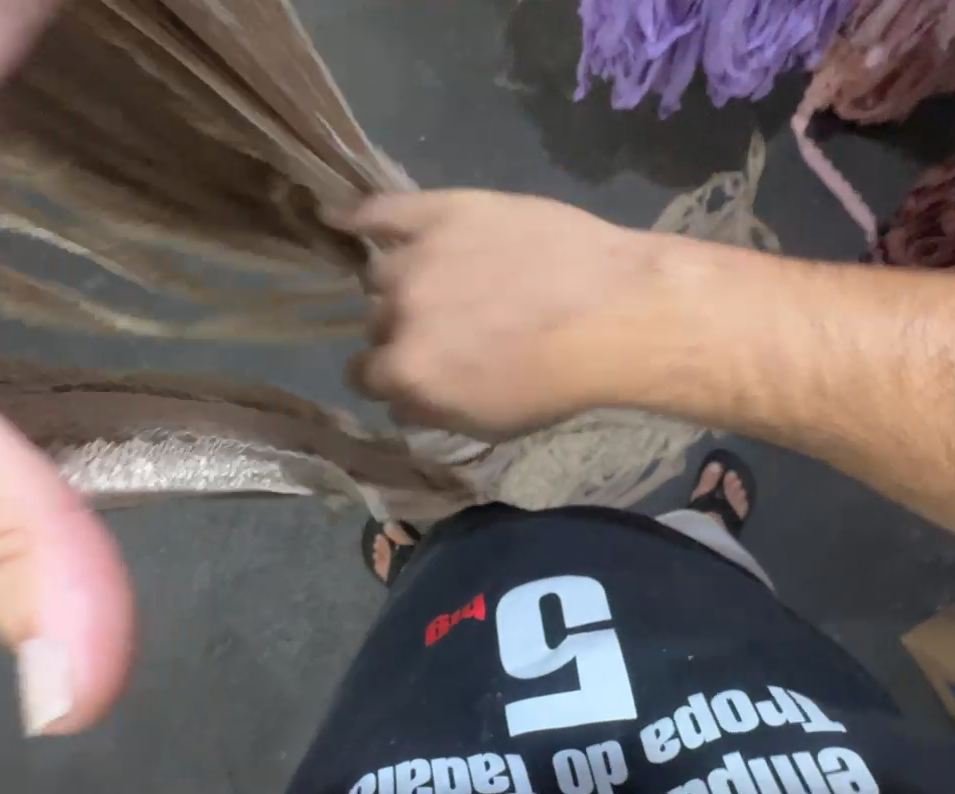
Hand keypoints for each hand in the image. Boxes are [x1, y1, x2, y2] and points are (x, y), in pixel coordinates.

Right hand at [335, 192, 670, 439]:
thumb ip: (431, 412)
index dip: (387, 377)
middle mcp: (398, 313)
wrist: (613, 312)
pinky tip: (341, 216)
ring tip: (448, 282)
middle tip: (450, 328)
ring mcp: (416, 257)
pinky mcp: (441, 211)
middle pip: (377, 323)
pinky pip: (381, 209)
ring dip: (404, 284)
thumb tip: (400, 402)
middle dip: (404, 331)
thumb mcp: (489, 424)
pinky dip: (358, 214)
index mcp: (407, 372)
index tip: (410, 373)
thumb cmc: (556, 382)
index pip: (364, 376)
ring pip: (384, 274)